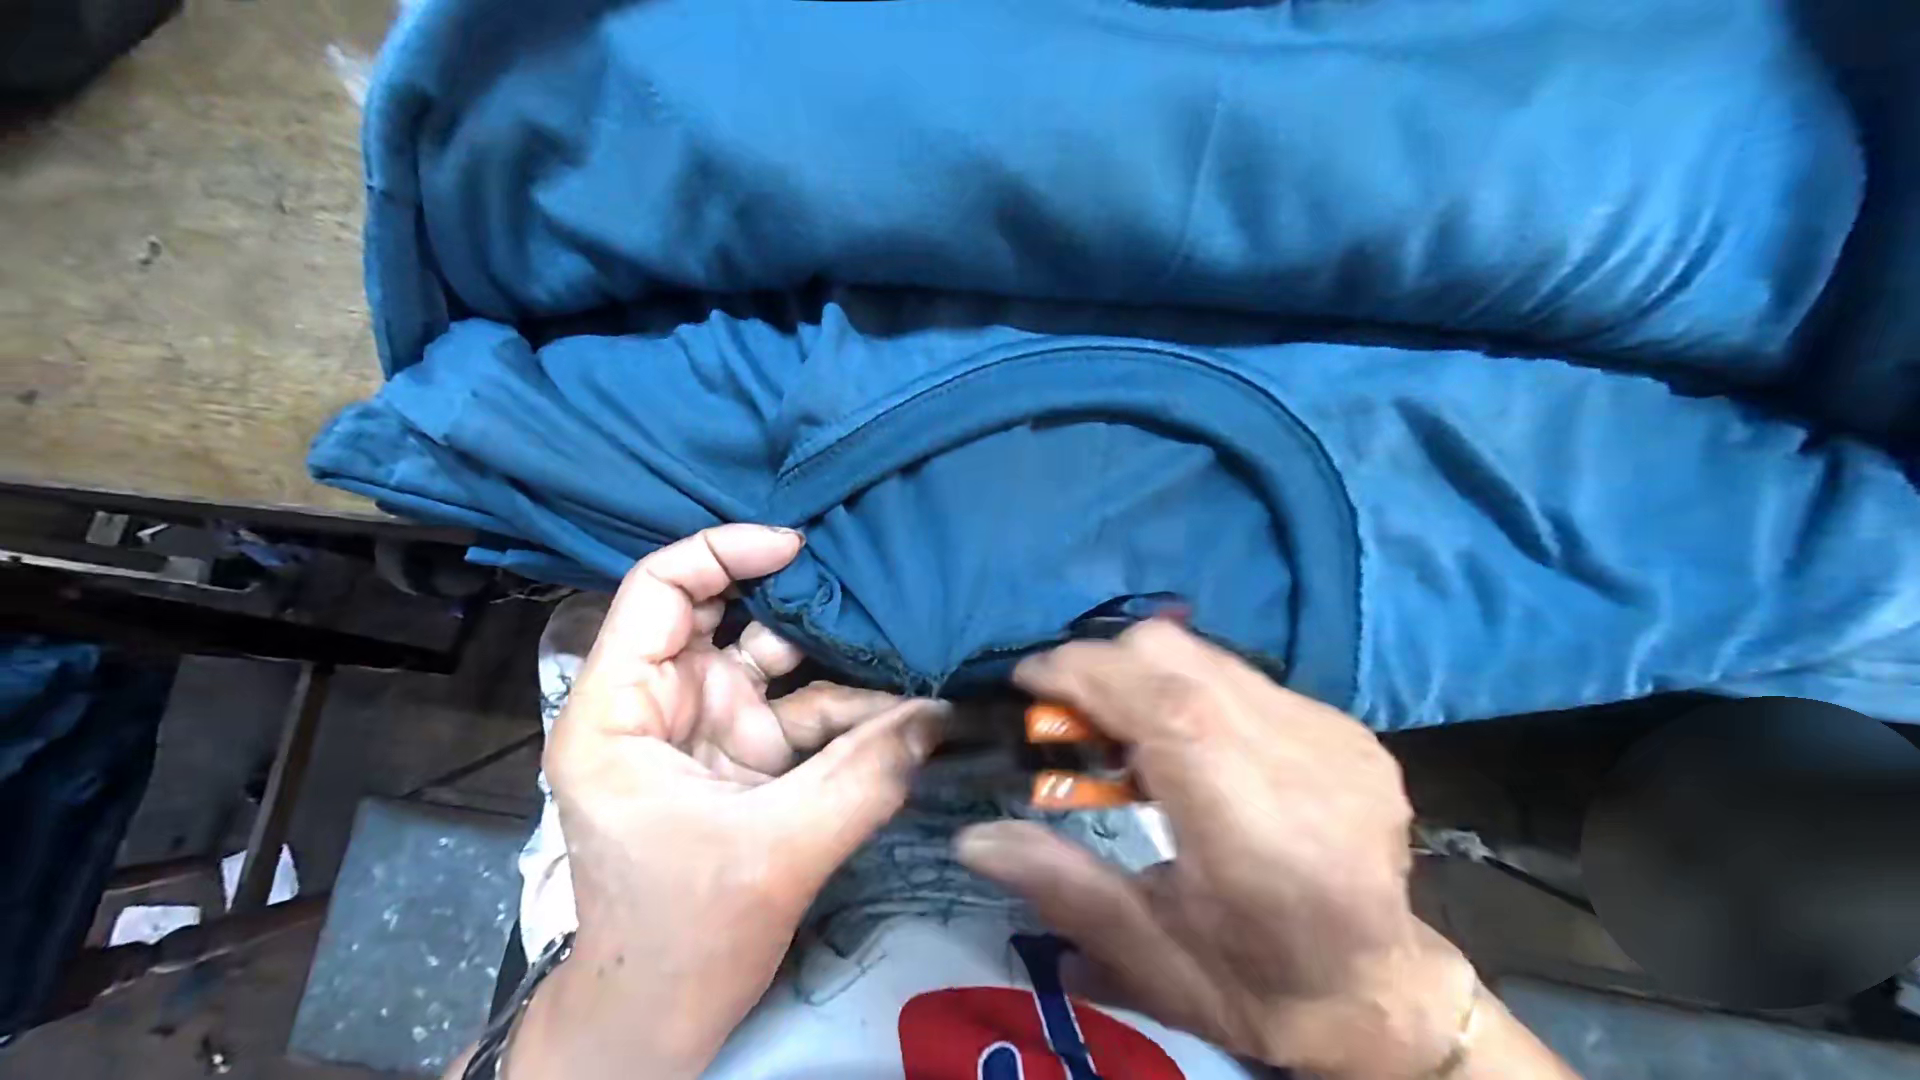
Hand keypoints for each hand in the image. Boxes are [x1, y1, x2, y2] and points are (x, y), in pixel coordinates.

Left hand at [522, 525, 946, 1078]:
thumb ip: (866, 777)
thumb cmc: (683, 936)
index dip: (721, 551)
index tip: (793, 547)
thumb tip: (942, 717)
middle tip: (859, 579)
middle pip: (723, 611)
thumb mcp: (779, 850)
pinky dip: (853, 707)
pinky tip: (906, 710)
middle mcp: (664, 701)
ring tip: (903, 636)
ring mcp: (710, 723)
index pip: (659, 591)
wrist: (663, 1016)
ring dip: (838, 653)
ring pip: (776, 658)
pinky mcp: (750, 750)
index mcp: (623, 709)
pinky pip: (806, 708)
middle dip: (791, 595)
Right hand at [956, 621, 1473, 1078]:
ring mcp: (1333, 736)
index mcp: (1258, 837)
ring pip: (1204, 653)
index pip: (1167, 711)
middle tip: (1067, 713)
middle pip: (1179, 658)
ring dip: (1140, 671)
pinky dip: (1185, 685)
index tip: (1029, 679)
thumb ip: (1060, 885)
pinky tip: (1183, 739)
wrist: (1386, 994)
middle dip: (1100, 665)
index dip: (1087, 675)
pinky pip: (1236, 673)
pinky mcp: (1344, 725)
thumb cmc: (1259, 988)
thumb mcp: (1150, 958)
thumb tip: (972, 837)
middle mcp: (1304, 766)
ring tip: (1120, 724)